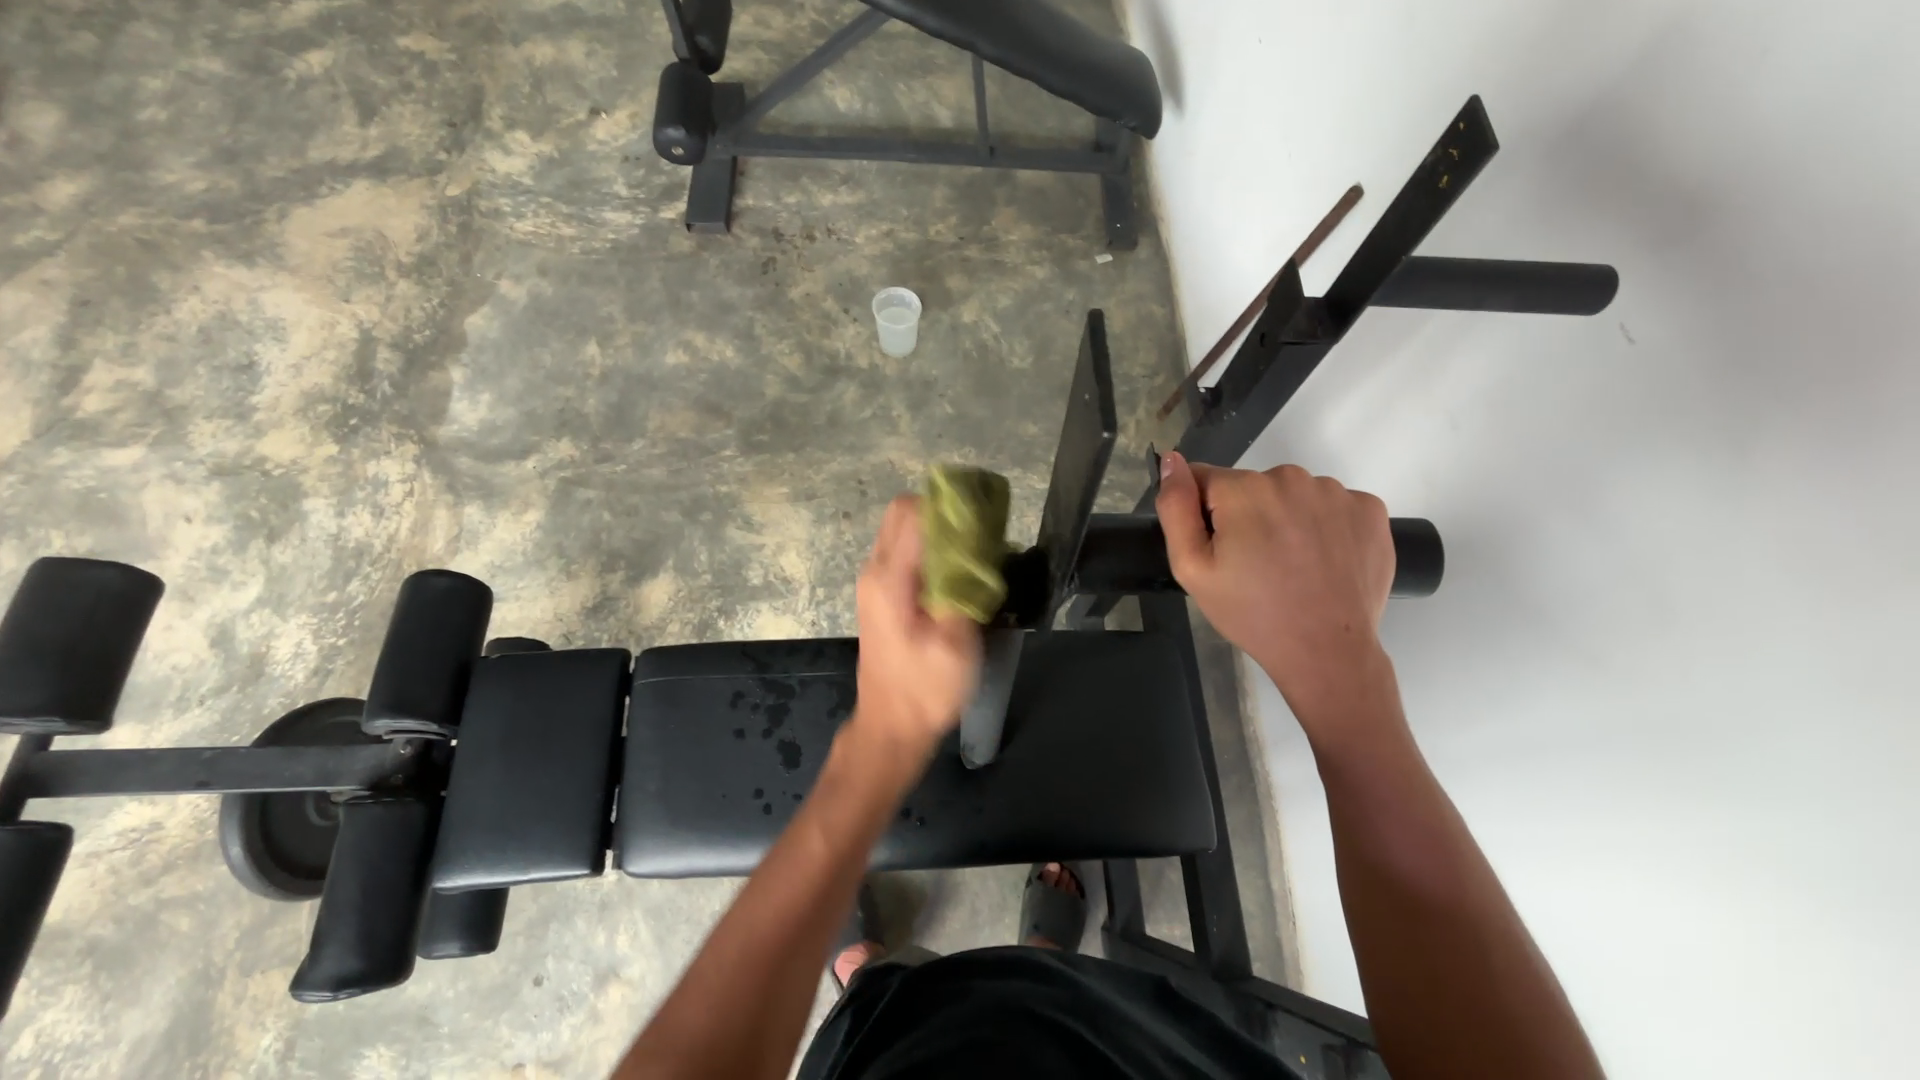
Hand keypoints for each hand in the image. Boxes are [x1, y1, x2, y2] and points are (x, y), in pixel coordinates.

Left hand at [852, 496, 982, 753]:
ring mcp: (874, 582)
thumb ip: (964, 588)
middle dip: (943, 512)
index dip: (949, 505)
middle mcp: (875, 571)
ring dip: (938, 531)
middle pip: (903, 513)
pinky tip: (960, 571)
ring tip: (976, 549)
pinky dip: (931, 550)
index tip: (983, 516)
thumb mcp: (955, 644)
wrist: (891, 728)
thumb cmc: (924, 690)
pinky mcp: (882, 595)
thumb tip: (977, 548)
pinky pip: (905, 553)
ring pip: (903, 531)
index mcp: (889, 578)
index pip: (912, 511)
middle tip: (982, 530)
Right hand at [1155, 452, 1395, 719]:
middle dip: (1248, 516)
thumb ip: (1176, 508)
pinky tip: (1323, 562)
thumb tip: (1171, 460)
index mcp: (1244, 489)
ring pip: (1293, 495)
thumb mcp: (1192, 568)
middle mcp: (1292, 477)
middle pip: (1252, 487)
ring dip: (1288, 520)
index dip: (1205, 516)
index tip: (1222, 552)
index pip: (1207, 480)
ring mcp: (1337, 492)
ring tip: (1291, 567)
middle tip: (1254, 566)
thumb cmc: (1251, 613)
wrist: (1326, 651)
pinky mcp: (1370, 509)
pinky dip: (1325, 527)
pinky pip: (1333, 506)